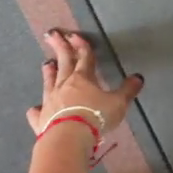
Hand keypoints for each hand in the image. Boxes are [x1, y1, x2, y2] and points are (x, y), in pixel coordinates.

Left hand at [26, 30, 143, 139]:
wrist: (69, 137)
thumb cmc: (95, 116)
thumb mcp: (118, 103)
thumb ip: (127, 90)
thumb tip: (138, 77)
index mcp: (83, 79)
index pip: (84, 57)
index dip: (81, 45)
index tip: (74, 35)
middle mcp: (64, 86)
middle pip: (63, 63)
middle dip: (59, 47)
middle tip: (51, 34)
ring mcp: (50, 101)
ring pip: (49, 83)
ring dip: (48, 72)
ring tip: (46, 63)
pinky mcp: (41, 118)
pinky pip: (37, 112)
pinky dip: (36, 109)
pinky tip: (34, 108)